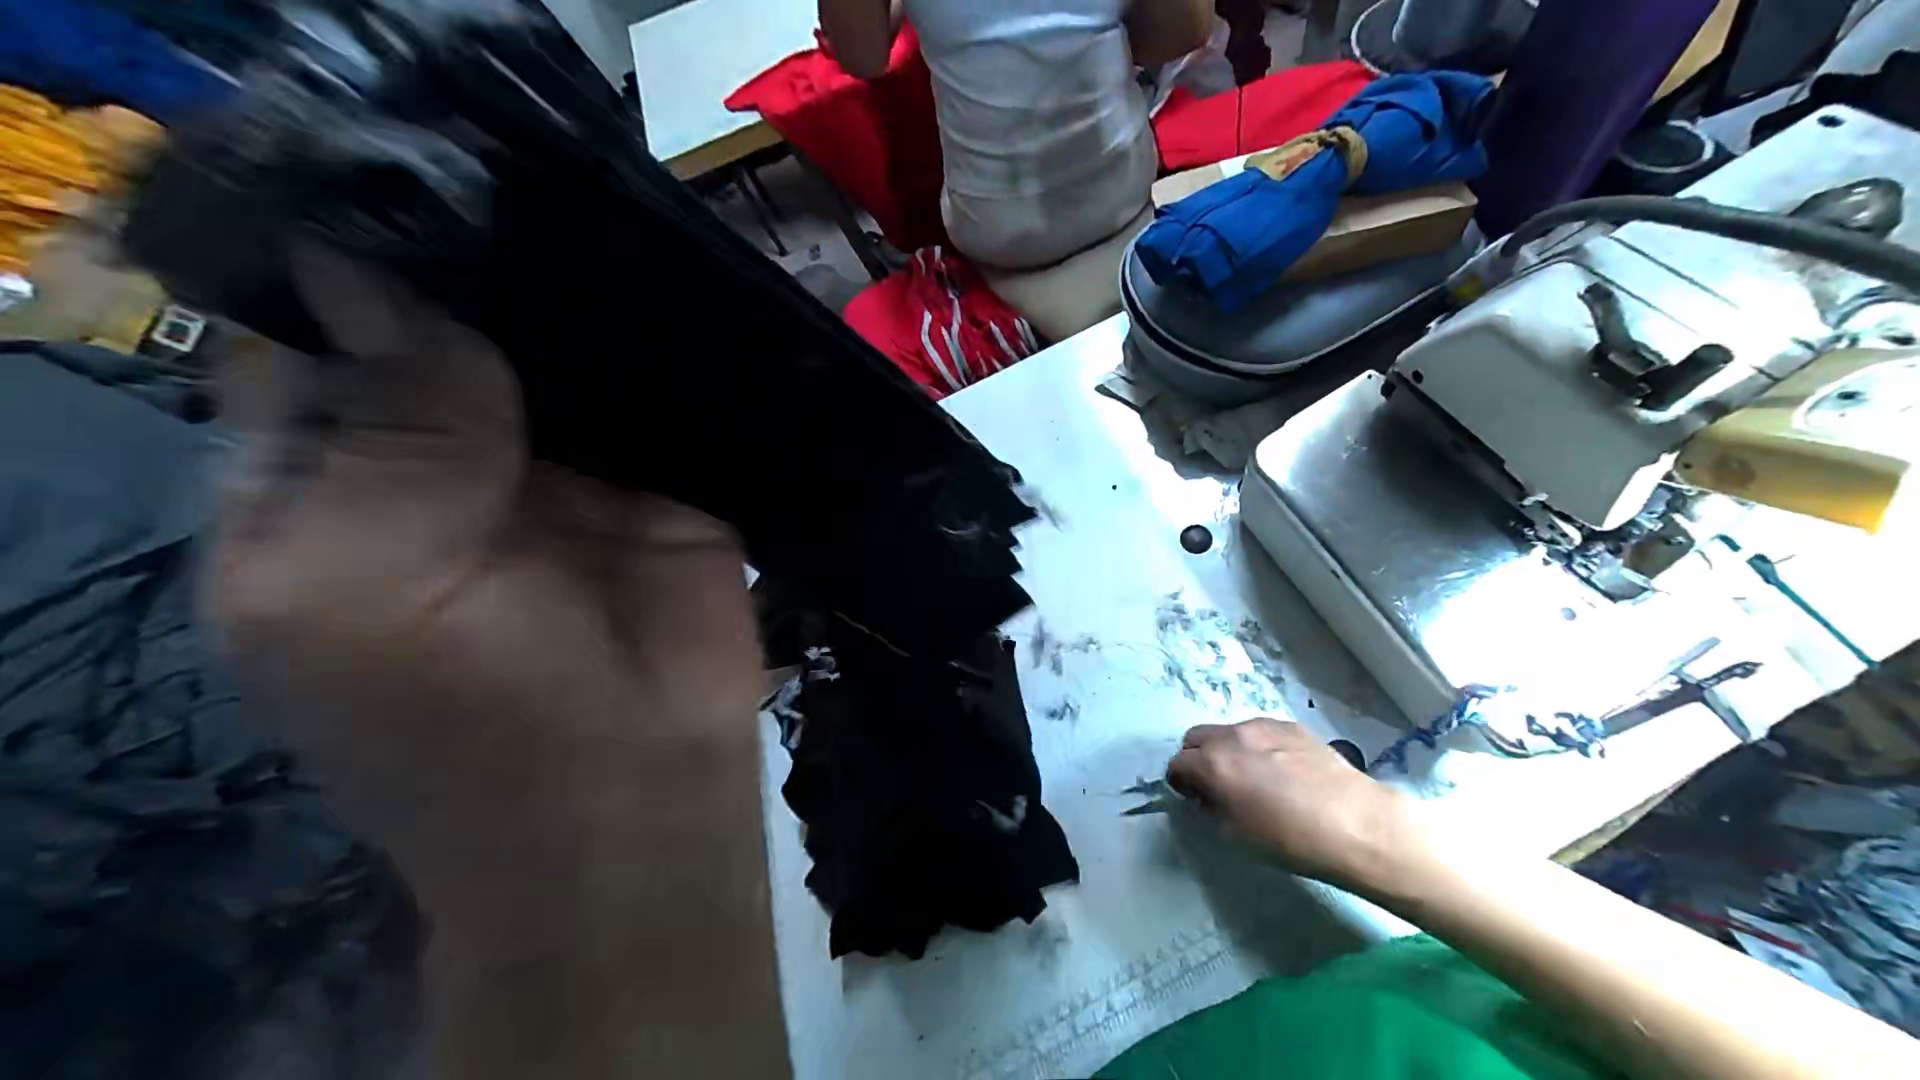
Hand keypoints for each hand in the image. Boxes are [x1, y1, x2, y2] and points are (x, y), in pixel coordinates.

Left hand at [209, 248, 784, 1076]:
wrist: (641, 799)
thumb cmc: (472, 732)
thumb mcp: (363, 595)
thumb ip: (381, 440)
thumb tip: (366, 272)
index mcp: (335, 485)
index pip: (322, 340)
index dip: (358, 264)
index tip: (417, 174)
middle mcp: (453, 462)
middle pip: (460, 332)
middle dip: (491, 267)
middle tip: (537, 170)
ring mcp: (576, 470)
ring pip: (570, 357)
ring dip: (589, 302)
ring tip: (616, 206)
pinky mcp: (672, 483)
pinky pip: (665, 402)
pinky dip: (671, 352)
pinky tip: (687, 291)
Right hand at [1168, 718, 1427, 894]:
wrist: (1358, 824)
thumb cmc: (1291, 840)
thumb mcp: (1236, 835)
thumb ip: (1212, 808)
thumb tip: (1209, 796)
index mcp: (1212, 764)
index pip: (1177, 763)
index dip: (1180, 782)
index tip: (1193, 797)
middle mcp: (1231, 737)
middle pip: (1196, 737)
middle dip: (1197, 757)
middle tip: (1215, 783)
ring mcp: (1263, 726)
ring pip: (1229, 731)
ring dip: (1228, 749)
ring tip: (1253, 776)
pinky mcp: (1291, 726)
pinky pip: (1260, 731)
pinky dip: (1257, 746)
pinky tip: (1281, 770)